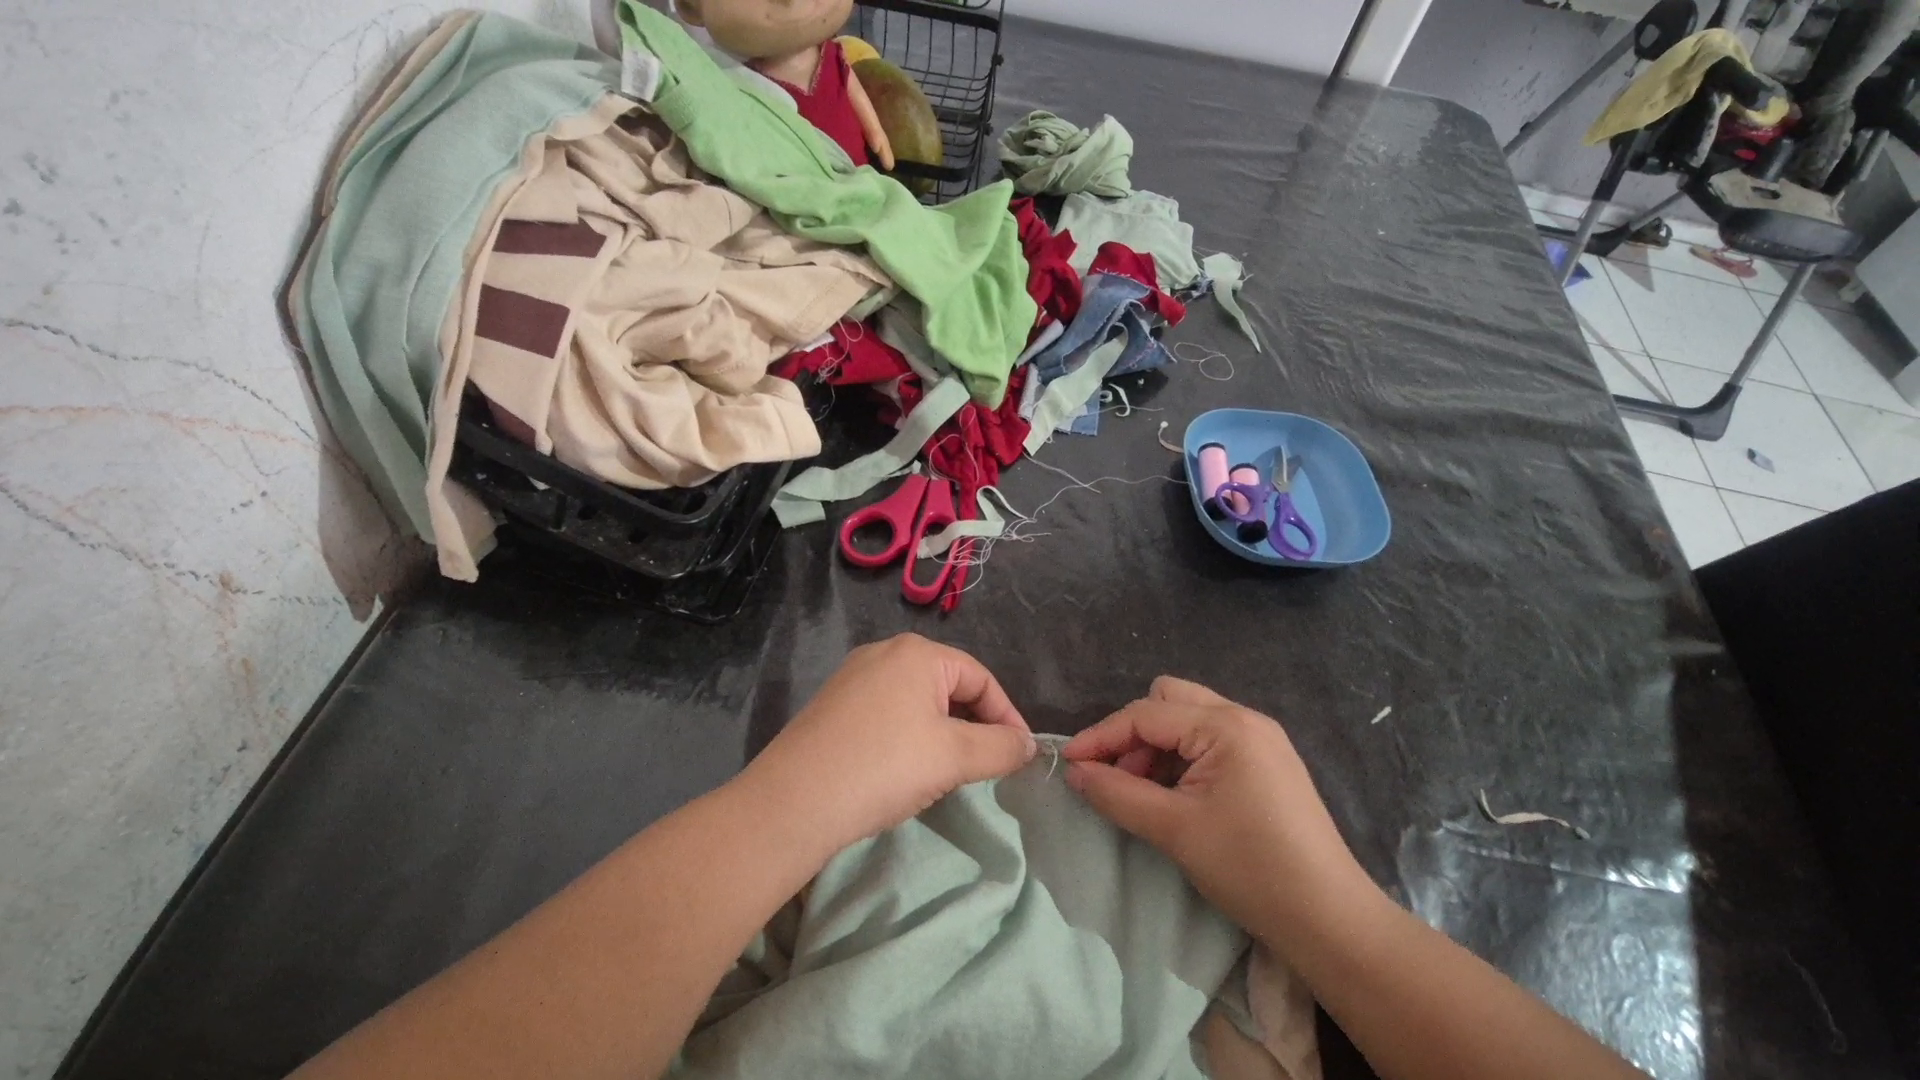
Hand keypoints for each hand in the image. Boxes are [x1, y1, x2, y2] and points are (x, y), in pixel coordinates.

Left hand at [740, 634, 1035, 854]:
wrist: (794, 802)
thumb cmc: (884, 767)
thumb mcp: (954, 757)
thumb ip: (1001, 747)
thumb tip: (1028, 745)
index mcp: (917, 653)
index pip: (980, 678)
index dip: (1007, 717)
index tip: (1020, 756)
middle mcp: (883, 653)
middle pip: (948, 686)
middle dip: (973, 725)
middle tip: (986, 766)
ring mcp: (853, 678)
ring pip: (917, 702)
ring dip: (942, 734)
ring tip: (948, 772)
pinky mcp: (833, 707)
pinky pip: (887, 714)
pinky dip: (909, 738)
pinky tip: (904, 771)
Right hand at [1062, 677, 1374, 942]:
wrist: (1328, 917)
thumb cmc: (1249, 867)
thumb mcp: (1174, 830)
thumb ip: (1118, 794)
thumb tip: (1075, 772)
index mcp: (1226, 726)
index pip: (1147, 714)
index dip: (1101, 736)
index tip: (1068, 764)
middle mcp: (1245, 719)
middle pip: (1169, 700)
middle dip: (1133, 733)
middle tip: (1117, 777)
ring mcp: (1262, 740)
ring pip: (1189, 719)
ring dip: (1157, 747)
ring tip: (1145, 793)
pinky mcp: (1269, 763)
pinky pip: (1211, 741)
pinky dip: (1183, 759)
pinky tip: (1177, 796)